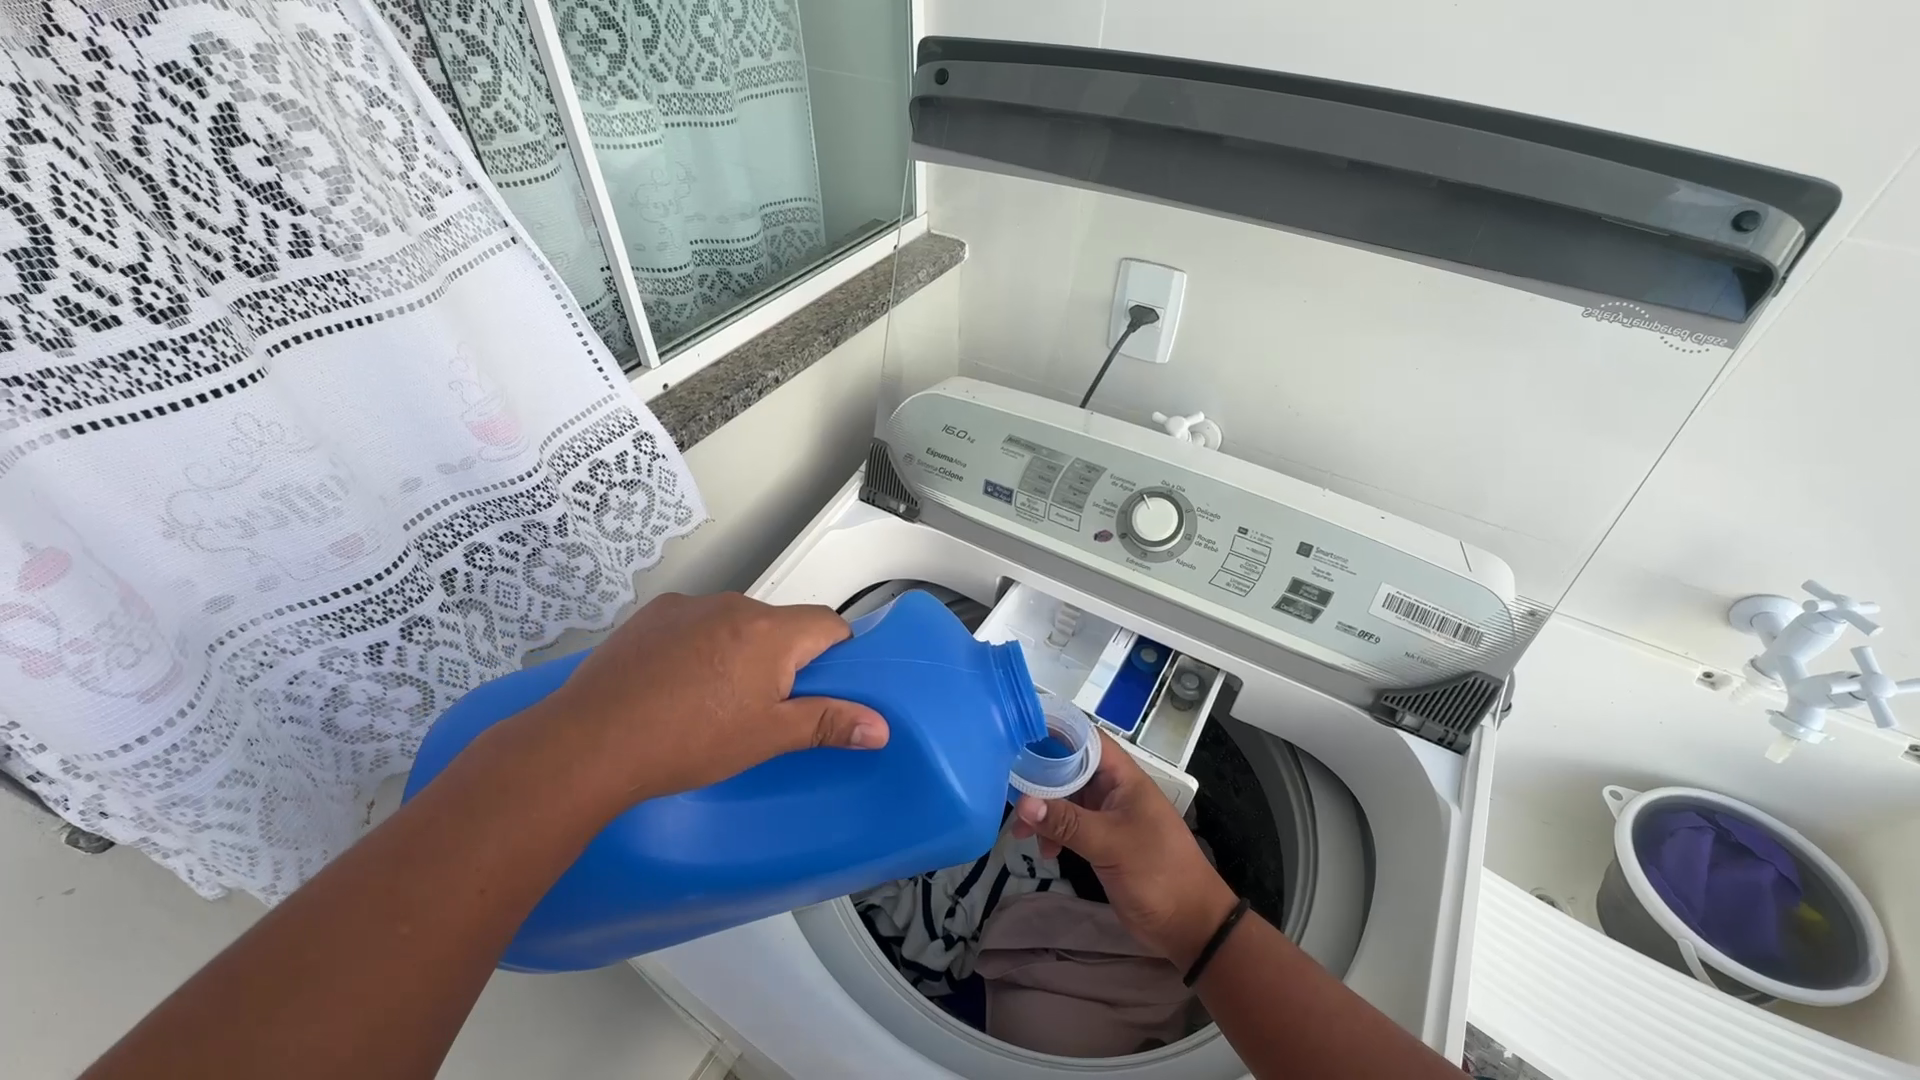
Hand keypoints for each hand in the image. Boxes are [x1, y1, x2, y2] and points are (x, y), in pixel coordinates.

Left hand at [512, 593, 887, 804]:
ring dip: (739, 650)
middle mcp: (732, 605)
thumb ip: (827, 723)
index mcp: (770, 632)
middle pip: (780, 624)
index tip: (824, 685)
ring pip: (735, 623)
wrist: (591, 742)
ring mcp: (687, 606)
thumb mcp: (767, 737)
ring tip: (713, 699)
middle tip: (765, 705)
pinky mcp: (651, 615)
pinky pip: (694, 623)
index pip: (828, 624)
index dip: (835, 652)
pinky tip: (676, 684)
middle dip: (783, 658)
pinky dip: (698, 645)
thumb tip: (879, 727)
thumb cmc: (687, 740)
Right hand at [1011, 730, 1236, 967]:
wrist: (1189, 926)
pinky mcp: (1101, 842)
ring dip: (1043, 812)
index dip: (1054, 732)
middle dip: (1039, 780)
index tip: (1018, 735)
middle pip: (1068, 769)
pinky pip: (1069, 826)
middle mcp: (1113, 790)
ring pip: (1065, 799)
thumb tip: (1023, 803)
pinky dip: (1053, 834)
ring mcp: (1107, 816)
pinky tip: (1045, 852)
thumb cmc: (1158, 873)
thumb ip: (1066, 822)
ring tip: (1021, 834)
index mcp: (1123, 777)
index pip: (1085, 739)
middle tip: (1010, 795)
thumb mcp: (1110, 844)